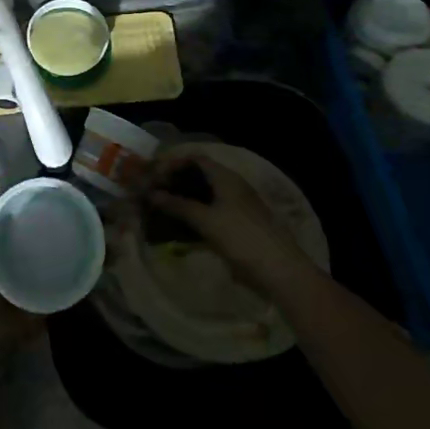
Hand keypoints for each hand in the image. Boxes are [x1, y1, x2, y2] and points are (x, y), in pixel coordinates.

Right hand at [144, 151, 312, 294]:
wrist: (277, 268)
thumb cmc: (241, 237)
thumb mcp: (207, 220)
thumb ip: (179, 205)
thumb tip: (152, 194)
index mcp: (226, 178)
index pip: (196, 159)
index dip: (173, 164)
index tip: (153, 177)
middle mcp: (231, 187)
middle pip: (199, 177)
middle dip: (175, 183)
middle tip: (152, 195)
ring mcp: (234, 206)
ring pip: (203, 197)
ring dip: (182, 201)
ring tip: (160, 211)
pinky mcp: (235, 225)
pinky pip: (209, 213)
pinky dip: (193, 216)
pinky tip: (178, 228)